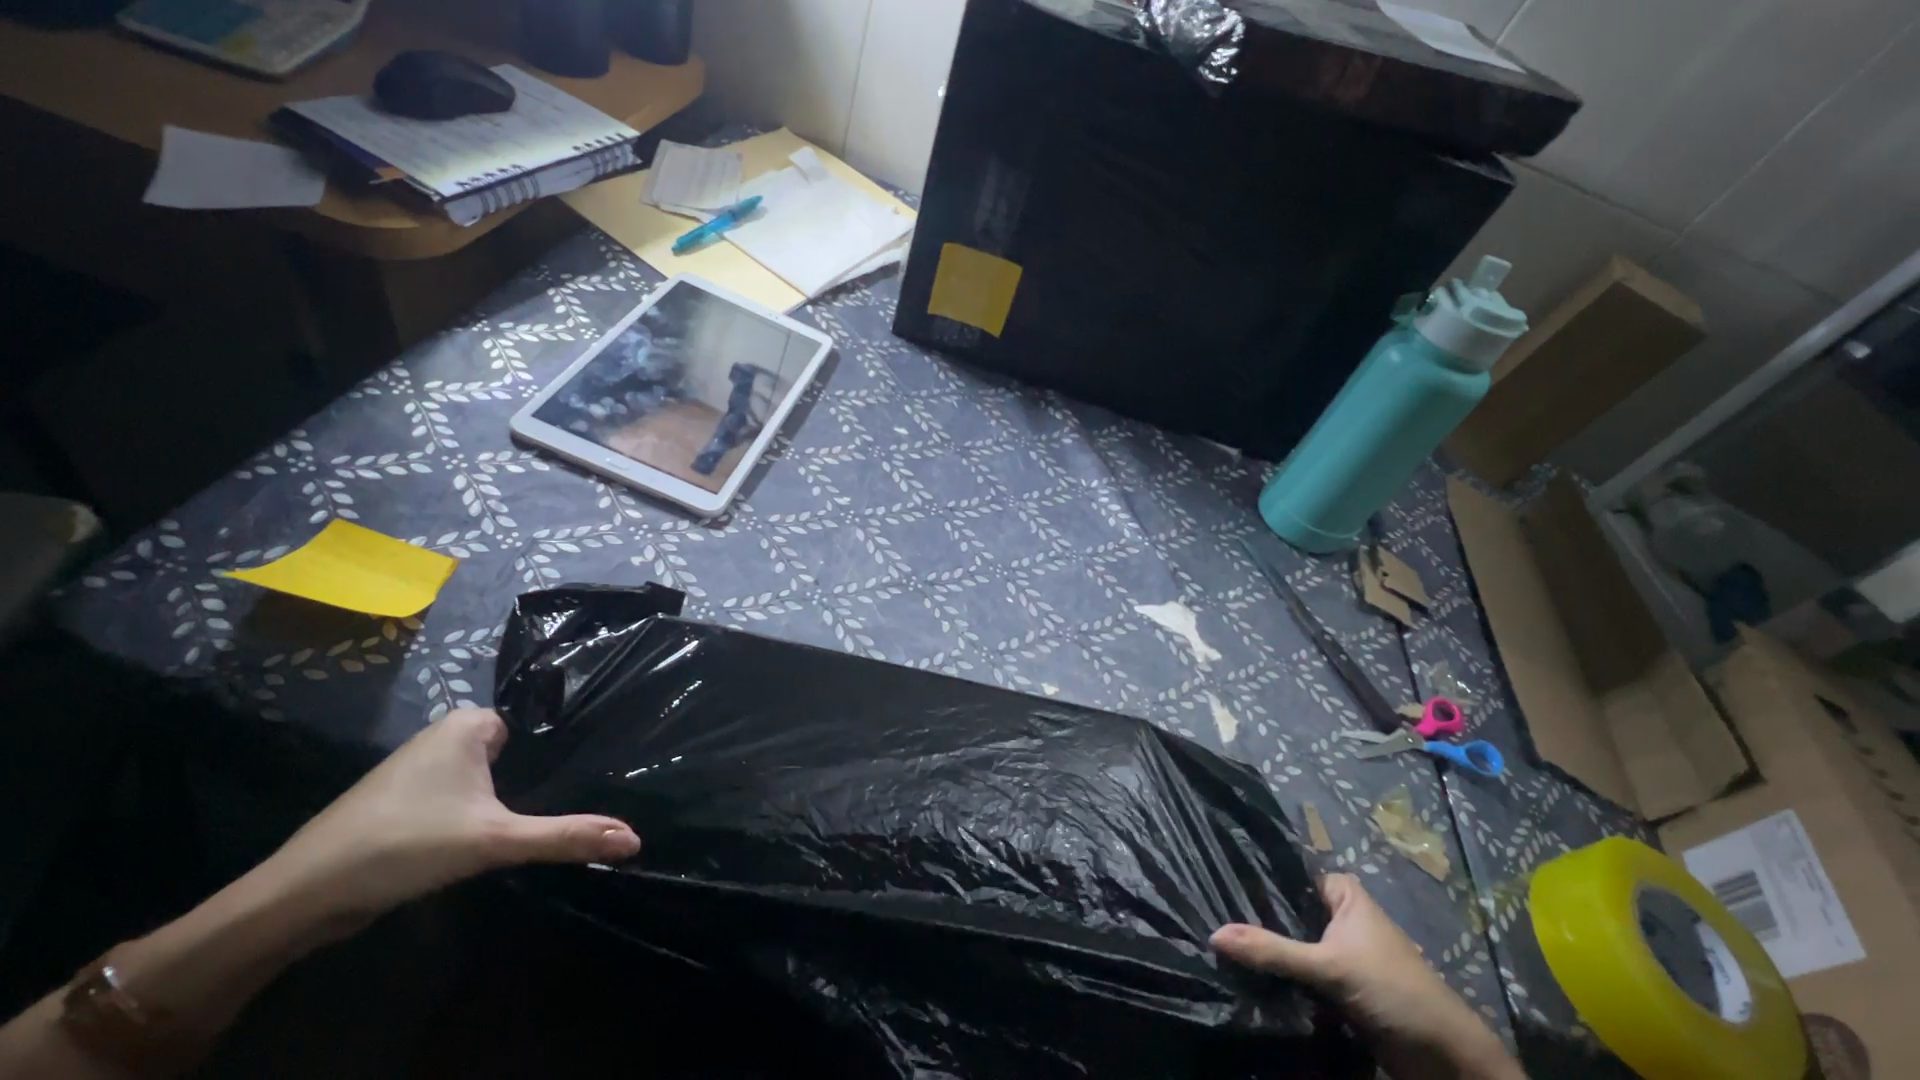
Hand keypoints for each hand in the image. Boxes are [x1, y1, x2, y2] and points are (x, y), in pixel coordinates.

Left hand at [255, 707, 640, 930]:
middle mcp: (445, 736)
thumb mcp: (496, 839)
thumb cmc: (405, 844)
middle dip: (544, 777)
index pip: (538, 723)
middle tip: (588, 800)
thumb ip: (566, 836)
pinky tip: (506, 836)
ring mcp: (423, 770)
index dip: (567, 749)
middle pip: (517, 752)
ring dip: (515, 799)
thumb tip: (635, 839)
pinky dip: (486, 814)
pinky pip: (467, 797)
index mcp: (467, 724)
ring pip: (491, 778)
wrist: (306, 895)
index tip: (603, 771)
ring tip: (558, 817)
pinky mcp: (409, 804)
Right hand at [1212, 874, 1523, 1079]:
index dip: (1260, 881)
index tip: (1217, 881)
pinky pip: (1302, 978)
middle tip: (1210, 918)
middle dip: (1258, 923)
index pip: (1293, 876)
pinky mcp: (1342, 991)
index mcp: (1346, 897)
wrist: (1444, 1057)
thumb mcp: (1329, 967)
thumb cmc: (1393, 990)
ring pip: (1295, 948)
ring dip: (1269, 956)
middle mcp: (1344, 921)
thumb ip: (1272, 951)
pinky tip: (1247, 979)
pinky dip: (1282, 982)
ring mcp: (1343, 957)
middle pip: (1291, 915)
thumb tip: (1214, 933)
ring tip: (1220, 949)